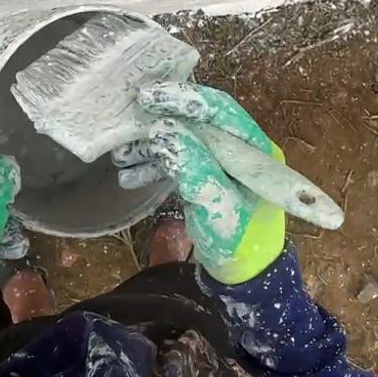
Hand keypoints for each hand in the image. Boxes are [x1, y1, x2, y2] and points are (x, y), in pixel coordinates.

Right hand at [113, 82, 286, 284]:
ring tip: (122, 155)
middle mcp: (240, 148)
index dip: (185, 99)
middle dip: (161, 120)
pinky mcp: (207, 174)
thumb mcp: (218, 209)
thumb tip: (164, 132)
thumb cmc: (240, 244)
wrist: (245, 279)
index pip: (220, 110)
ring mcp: (222, 161)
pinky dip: (155, 164)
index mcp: (255, 150)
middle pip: (197, 121)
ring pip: (183, 139)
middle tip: (128, 120)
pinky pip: (179, 158)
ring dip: (152, 145)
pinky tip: (130, 175)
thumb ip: (195, 168)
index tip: (149, 97)